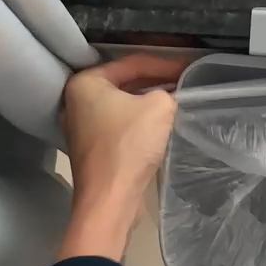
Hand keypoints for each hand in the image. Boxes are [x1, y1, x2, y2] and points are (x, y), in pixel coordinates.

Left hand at [57, 53, 186, 261]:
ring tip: (176, 97)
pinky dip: (139, 119)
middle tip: (183, 80)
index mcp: (85, 83)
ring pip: (122, 104)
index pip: (132, 63)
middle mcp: (76, 101)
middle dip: (155, 80)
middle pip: (124, 82)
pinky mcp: (91, 148)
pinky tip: (160, 121)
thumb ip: (166, 91)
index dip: (164, 64)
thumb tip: (167, 96)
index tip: (188, 66)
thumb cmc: (130, 146)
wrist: (110, 201)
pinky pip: (119, 123)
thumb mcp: (160, 106)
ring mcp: (81, 127)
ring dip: (148, 100)